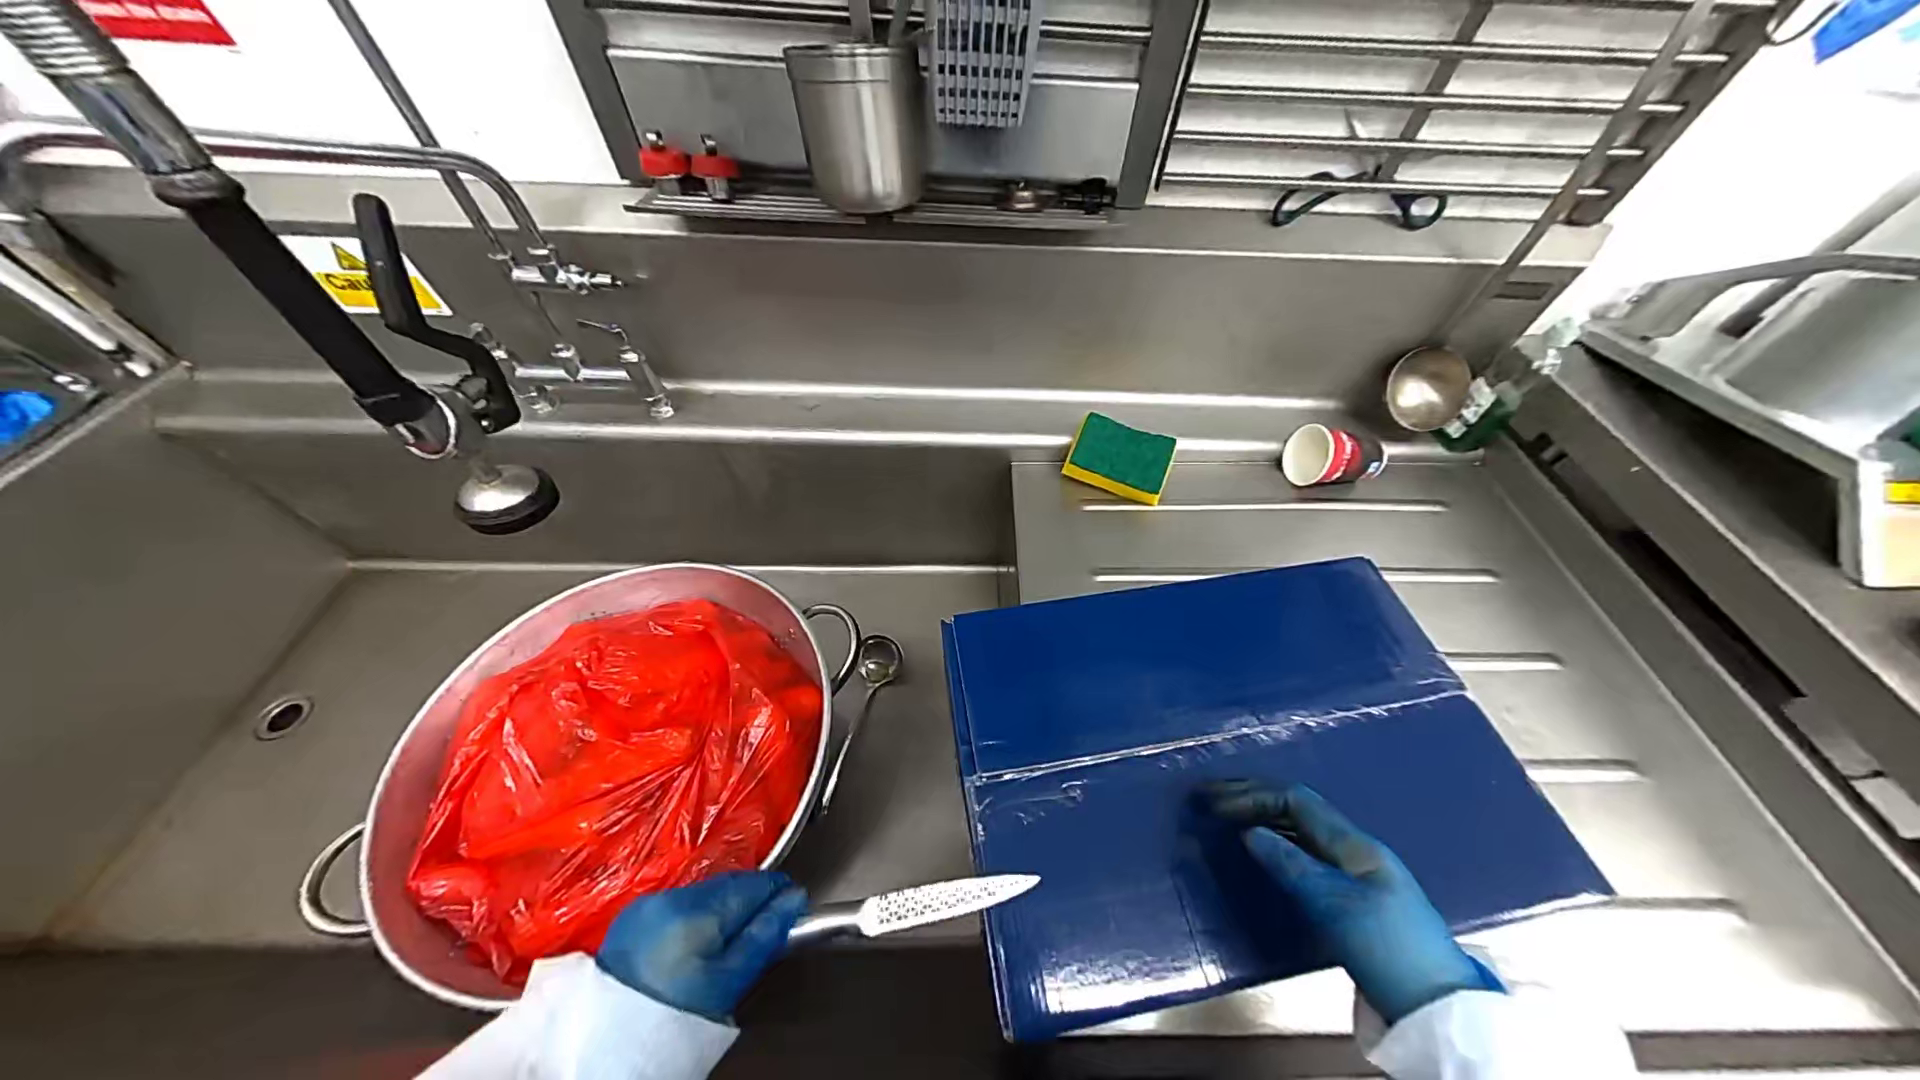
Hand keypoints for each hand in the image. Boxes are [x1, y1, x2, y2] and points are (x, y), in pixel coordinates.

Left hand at [596, 871, 808, 1021]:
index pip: (752, 883)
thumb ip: (765, 934)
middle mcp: (669, 896)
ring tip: (731, 944)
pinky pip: (677, 907)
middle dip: (749, 902)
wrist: (606, 1052)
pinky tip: (698, 946)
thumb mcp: (730, 982)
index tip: (793, 906)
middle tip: (765, 930)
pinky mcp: (631, 919)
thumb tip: (793, 898)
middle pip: (727, 886)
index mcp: (695, 909)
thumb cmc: (675, 1021)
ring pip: (702, 895)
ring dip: (722, 910)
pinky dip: (694, 918)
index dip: (777, 892)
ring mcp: (646, 906)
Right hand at [1201, 781, 1491, 1023]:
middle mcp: (1354, 849)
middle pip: (1297, 809)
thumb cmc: (1386, 949)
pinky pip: (1303, 853)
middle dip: (1252, 797)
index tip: (1215, 803)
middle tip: (1210, 796)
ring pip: (1299, 830)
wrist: (1436, 1007)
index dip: (1252, 796)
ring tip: (1226, 818)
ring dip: (1262, 818)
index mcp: (1354, 843)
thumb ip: (1290, 864)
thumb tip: (1248, 832)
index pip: (1295, 800)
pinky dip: (1275, 843)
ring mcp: (1355, 872)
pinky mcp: (1351, 897)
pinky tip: (1259, 851)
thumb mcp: (1334, 905)